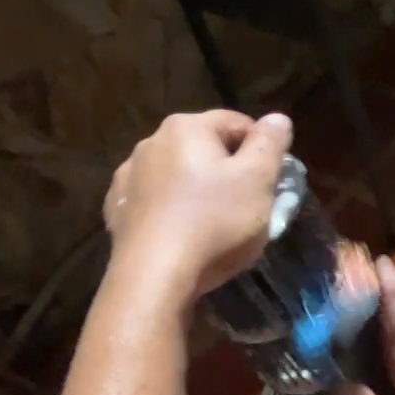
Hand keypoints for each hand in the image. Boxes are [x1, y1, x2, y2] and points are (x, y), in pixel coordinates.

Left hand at [103, 110, 293, 302]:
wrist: (154, 276)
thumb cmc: (214, 223)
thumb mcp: (257, 181)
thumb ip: (270, 144)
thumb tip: (277, 118)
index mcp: (187, 127)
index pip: (237, 124)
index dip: (262, 150)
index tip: (272, 181)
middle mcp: (151, 142)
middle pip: (203, 150)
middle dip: (227, 172)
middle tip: (247, 207)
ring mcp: (129, 177)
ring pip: (176, 176)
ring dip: (196, 191)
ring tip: (212, 226)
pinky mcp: (117, 211)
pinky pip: (154, 203)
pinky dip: (170, 212)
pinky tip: (181, 236)